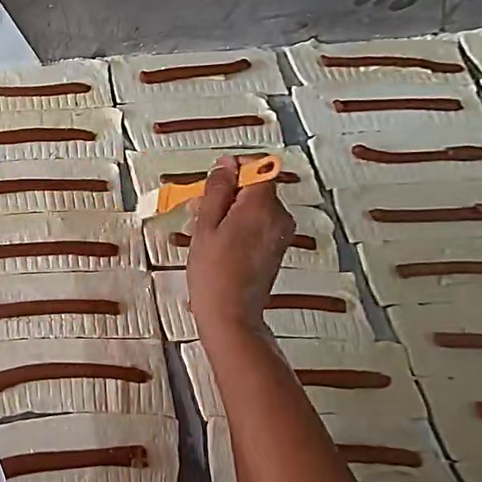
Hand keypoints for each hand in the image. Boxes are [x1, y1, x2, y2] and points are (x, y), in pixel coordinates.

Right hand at [186, 155, 295, 330]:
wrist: (230, 315)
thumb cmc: (215, 274)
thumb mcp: (206, 224)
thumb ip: (217, 189)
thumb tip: (225, 166)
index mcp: (262, 206)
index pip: (259, 167)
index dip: (235, 168)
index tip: (216, 177)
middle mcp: (279, 217)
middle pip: (256, 187)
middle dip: (229, 192)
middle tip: (201, 208)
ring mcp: (280, 234)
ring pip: (256, 206)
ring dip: (232, 210)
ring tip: (206, 229)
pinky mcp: (276, 248)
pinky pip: (259, 223)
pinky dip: (240, 225)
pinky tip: (219, 242)